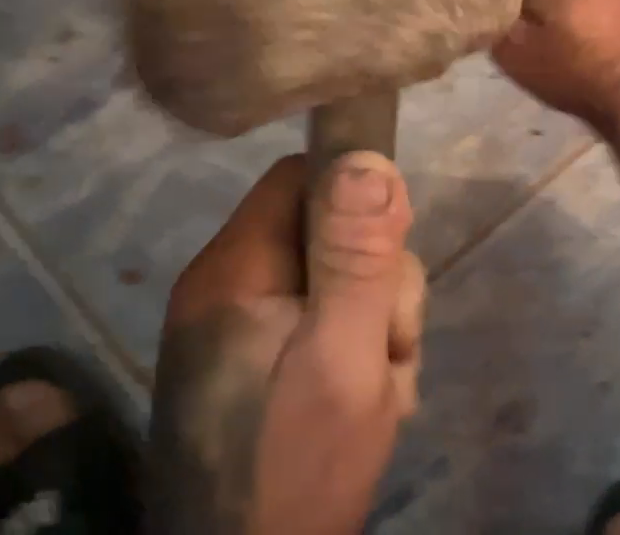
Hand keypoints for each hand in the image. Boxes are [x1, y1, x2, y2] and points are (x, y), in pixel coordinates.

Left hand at [149, 151, 424, 534]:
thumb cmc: (295, 463)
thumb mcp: (342, 354)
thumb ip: (357, 259)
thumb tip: (367, 156)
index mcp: (233, 270)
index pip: (300, 178)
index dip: (357, 200)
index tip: (389, 256)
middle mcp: (230, 287)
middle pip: (330, 231)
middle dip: (380, 282)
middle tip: (389, 345)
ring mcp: (244, 329)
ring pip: (340, 280)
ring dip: (379, 324)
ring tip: (382, 387)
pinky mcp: (260, 363)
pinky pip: (328, 323)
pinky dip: (362, 352)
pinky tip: (371, 398)